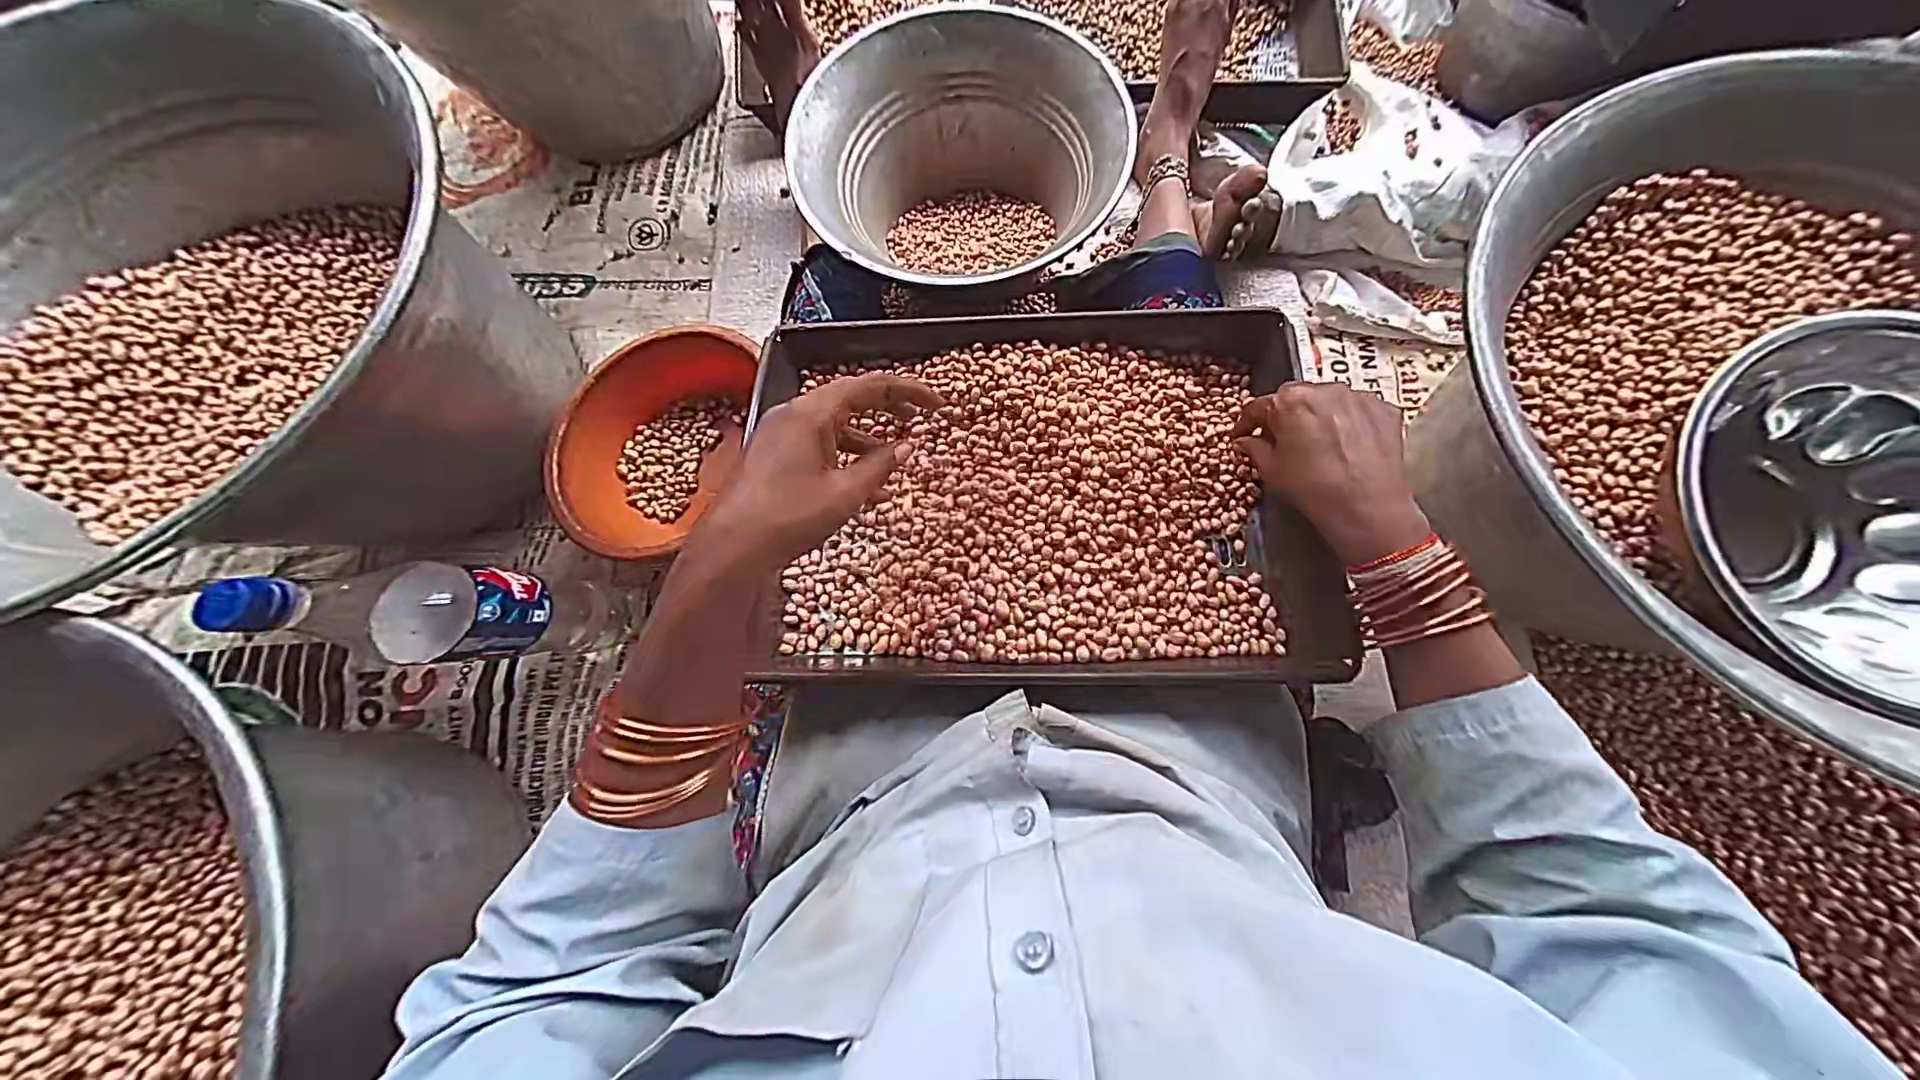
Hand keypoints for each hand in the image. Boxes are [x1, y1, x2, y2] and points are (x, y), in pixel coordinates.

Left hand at [691, 372, 943, 572]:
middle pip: (850, 400)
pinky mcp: (775, 456)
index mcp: (810, 414)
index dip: (906, 391)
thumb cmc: (787, 517)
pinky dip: (846, 457)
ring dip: (868, 439)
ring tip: (896, 456)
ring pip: (835, 426)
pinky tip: (867, 486)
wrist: (733, 547)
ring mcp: (781, 436)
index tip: (933, 403)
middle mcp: (793, 416)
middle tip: (919, 419)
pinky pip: (819, 446)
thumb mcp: (845, 493)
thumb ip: (880, 466)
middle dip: (888, 410)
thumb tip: (907, 448)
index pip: (867, 386)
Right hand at [1231, 382, 1430, 565]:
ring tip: (1316, 445)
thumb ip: (1253, 448)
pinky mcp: (1383, 408)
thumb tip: (1248, 441)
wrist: (1366, 504)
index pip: (1258, 407)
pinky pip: (1355, 410)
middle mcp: (1323, 390)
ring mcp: (1357, 397)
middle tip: (1281, 441)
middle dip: (1285, 417)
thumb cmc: (1314, 487)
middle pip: (1294, 398)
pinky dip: (1346, 423)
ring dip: (1316, 418)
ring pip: (1326, 402)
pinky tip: (1342, 446)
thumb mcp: (1270, 470)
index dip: (1247, 424)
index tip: (1244, 435)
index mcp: (1289, 401)